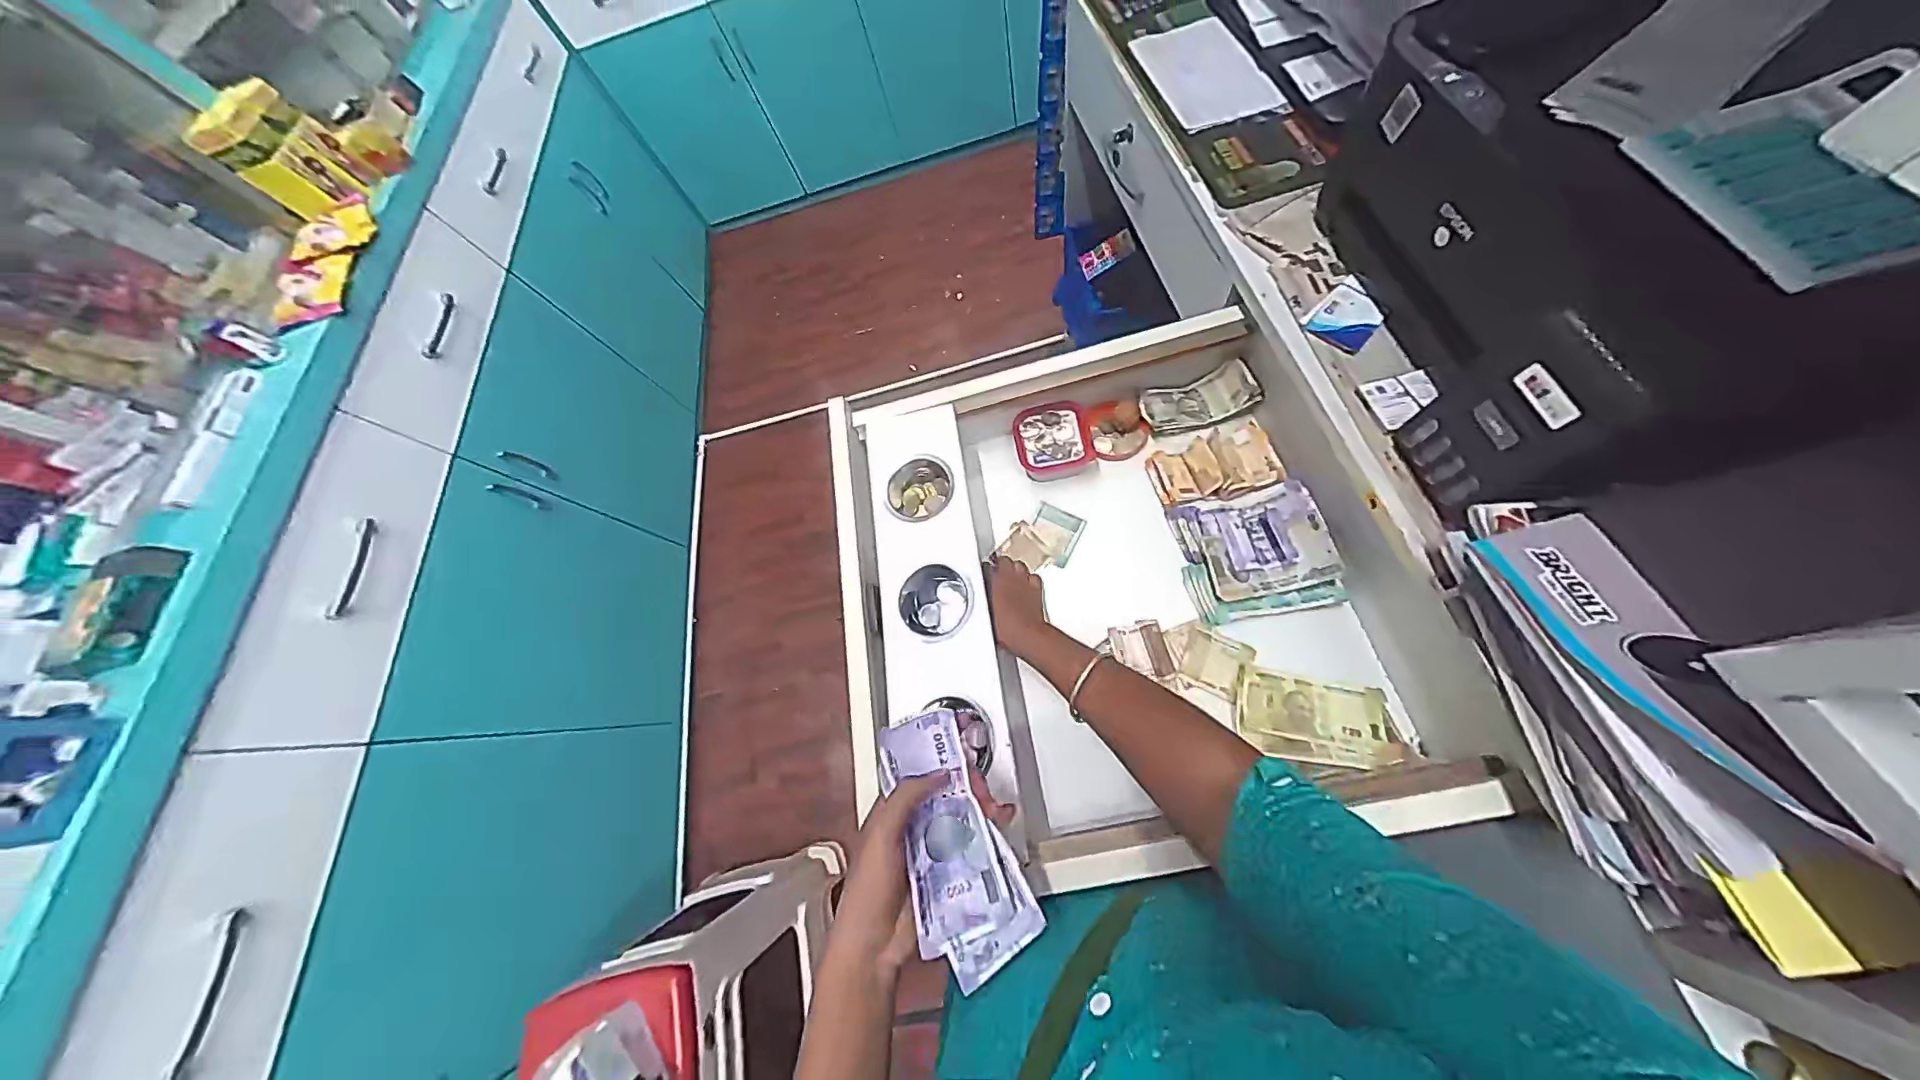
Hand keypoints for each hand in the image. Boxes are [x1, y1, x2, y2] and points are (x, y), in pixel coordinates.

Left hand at [837, 767, 1015, 976]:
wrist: (877, 946)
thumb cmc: (869, 889)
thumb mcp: (881, 833)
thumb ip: (905, 797)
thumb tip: (939, 773)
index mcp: (893, 812)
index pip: (921, 778)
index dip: (942, 764)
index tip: (963, 755)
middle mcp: (915, 827)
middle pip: (947, 796)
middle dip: (968, 787)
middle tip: (981, 789)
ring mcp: (934, 850)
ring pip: (963, 818)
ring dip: (981, 808)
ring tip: (993, 810)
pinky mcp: (952, 872)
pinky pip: (972, 846)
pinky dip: (988, 833)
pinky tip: (998, 826)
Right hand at [984, 555, 1054, 659]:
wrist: (1027, 634)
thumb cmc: (1007, 628)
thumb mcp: (988, 614)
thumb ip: (987, 600)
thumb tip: (986, 598)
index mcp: (995, 583)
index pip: (987, 566)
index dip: (986, 568)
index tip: (985, 571)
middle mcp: (1011, 579)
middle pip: (1005, 561)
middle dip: (1001, 563)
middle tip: (998, 569)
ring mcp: (1025, 583)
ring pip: (1020, 565)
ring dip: (1015, 568)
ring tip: (1012, 574)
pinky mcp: (1037, 589)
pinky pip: (1033, 576)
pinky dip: (1030, 578)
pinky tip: (1027, 584)